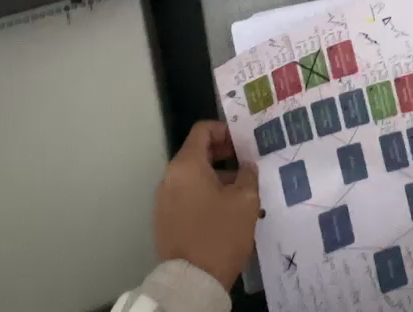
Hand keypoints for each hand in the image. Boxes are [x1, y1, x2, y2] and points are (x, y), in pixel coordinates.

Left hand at [153, 120, 260, 288]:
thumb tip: (246, 166)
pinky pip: (186, 194)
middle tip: (246, 162)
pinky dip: (203, 193)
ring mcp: (164, 200)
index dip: (225, 129)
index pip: (203, 130)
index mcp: (186, 165)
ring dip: (215, 175)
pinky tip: (224, 208)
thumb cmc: (219, 233)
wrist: (192, 282)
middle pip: (196, 152)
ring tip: (240, 189)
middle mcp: (170, 177)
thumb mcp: (245, 200)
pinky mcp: (165, 220)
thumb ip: (248, 174)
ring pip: (192, 175)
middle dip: (223, 153)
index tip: (243, 141)